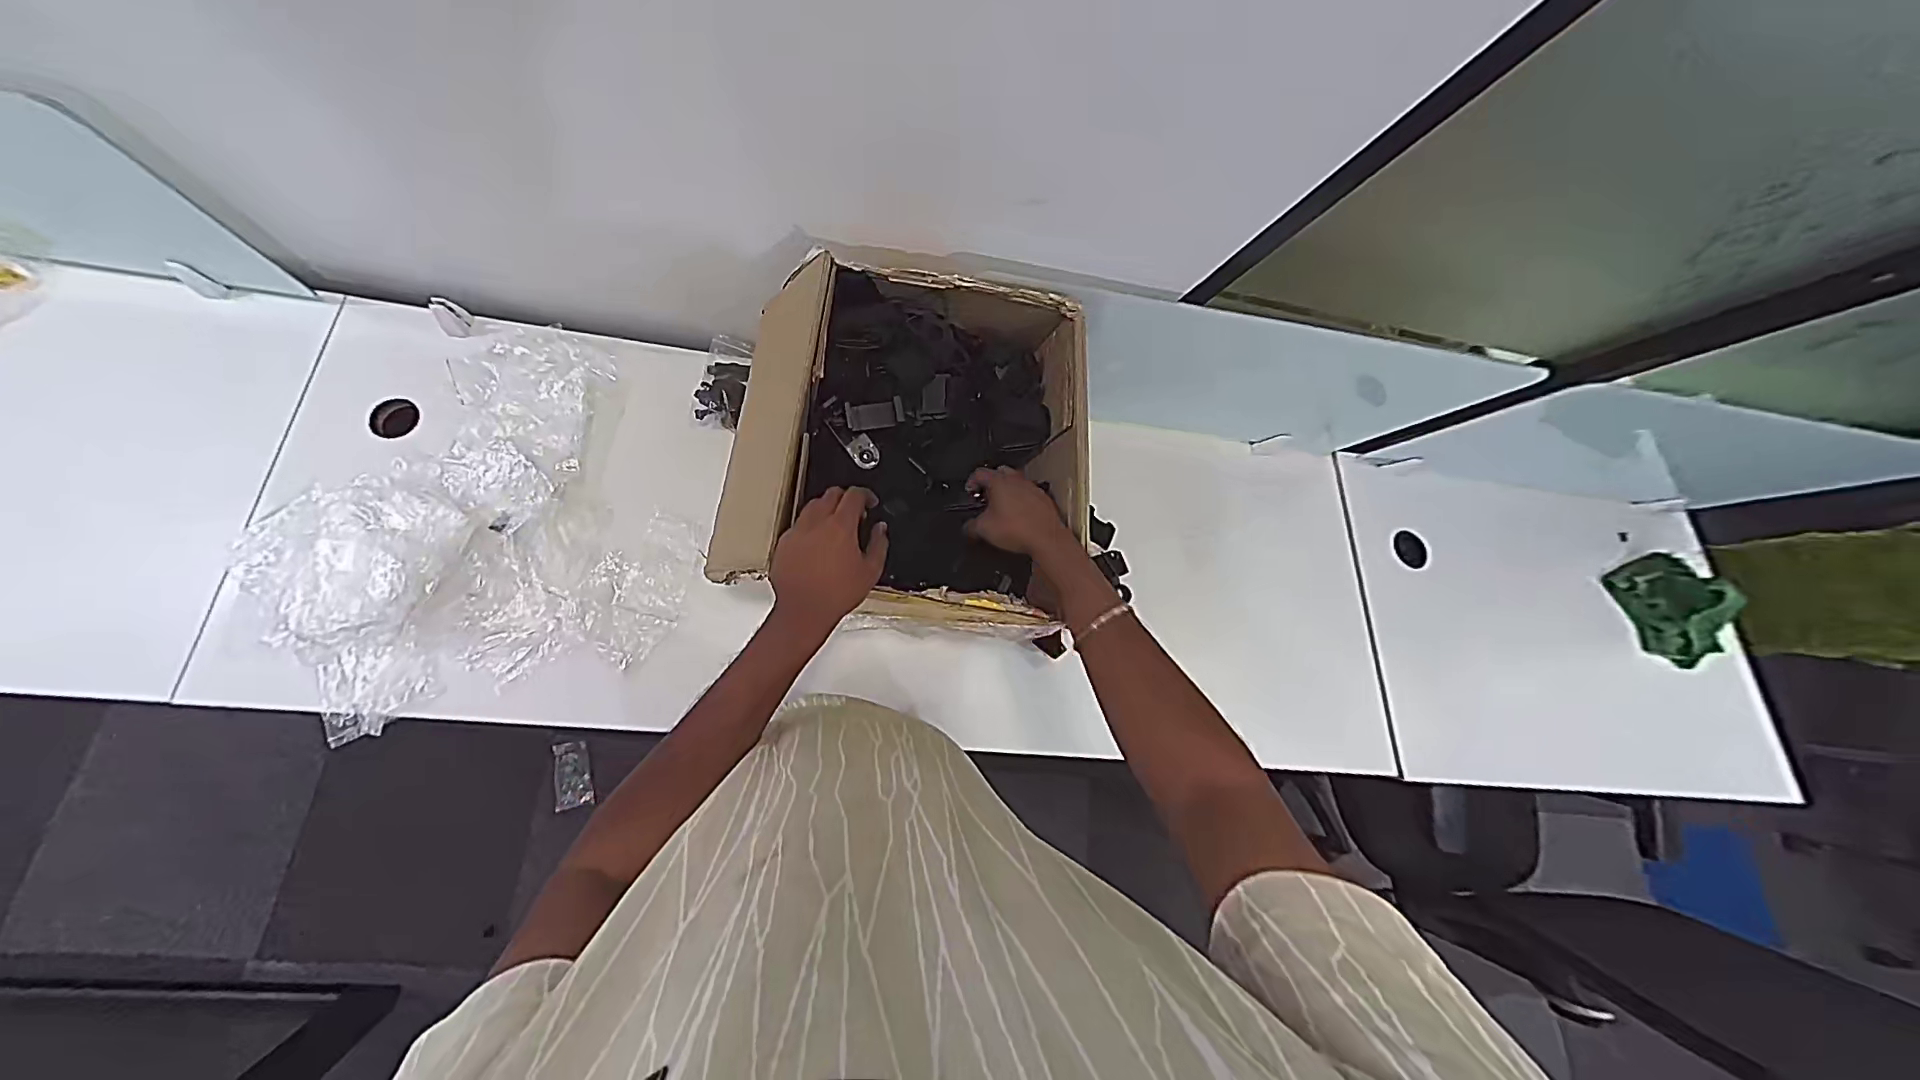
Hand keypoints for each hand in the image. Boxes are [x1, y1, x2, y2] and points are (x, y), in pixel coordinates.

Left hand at [770, 487, 888, 634]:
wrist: (802, 611)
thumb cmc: (834, 595)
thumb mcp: (871, 571)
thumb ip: (879, 544)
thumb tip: (880, 530)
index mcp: (840, 526)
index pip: (854, 495)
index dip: (865, 495)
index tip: (870, 501)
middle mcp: (816, 524)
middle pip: (831, 494)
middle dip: (846, 497)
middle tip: (855, 510)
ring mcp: (797, 532)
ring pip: (812, 505)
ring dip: (826, 508)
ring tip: (836, 524)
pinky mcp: (784, 543)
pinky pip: (799, 524)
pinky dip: (810, 525)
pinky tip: (817, 541)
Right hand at [964, 466, 1076, 560]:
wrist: (1046, 538)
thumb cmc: (1018, 529)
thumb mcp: (984, 529)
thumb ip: (971, 525)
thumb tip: (968, 527)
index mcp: (999, 481)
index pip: (979, 473)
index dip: (971, 482)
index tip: (970, 492)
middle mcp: (1016, 480)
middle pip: (999, 472)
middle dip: (990, 483)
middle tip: (985, 497)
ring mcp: (1031, 487)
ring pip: (1015, 482)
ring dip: (1007, 491)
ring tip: (1001, 507)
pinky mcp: (1043, 498)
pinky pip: (1028, 494)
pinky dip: (1021, 500)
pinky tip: (1018, 515)